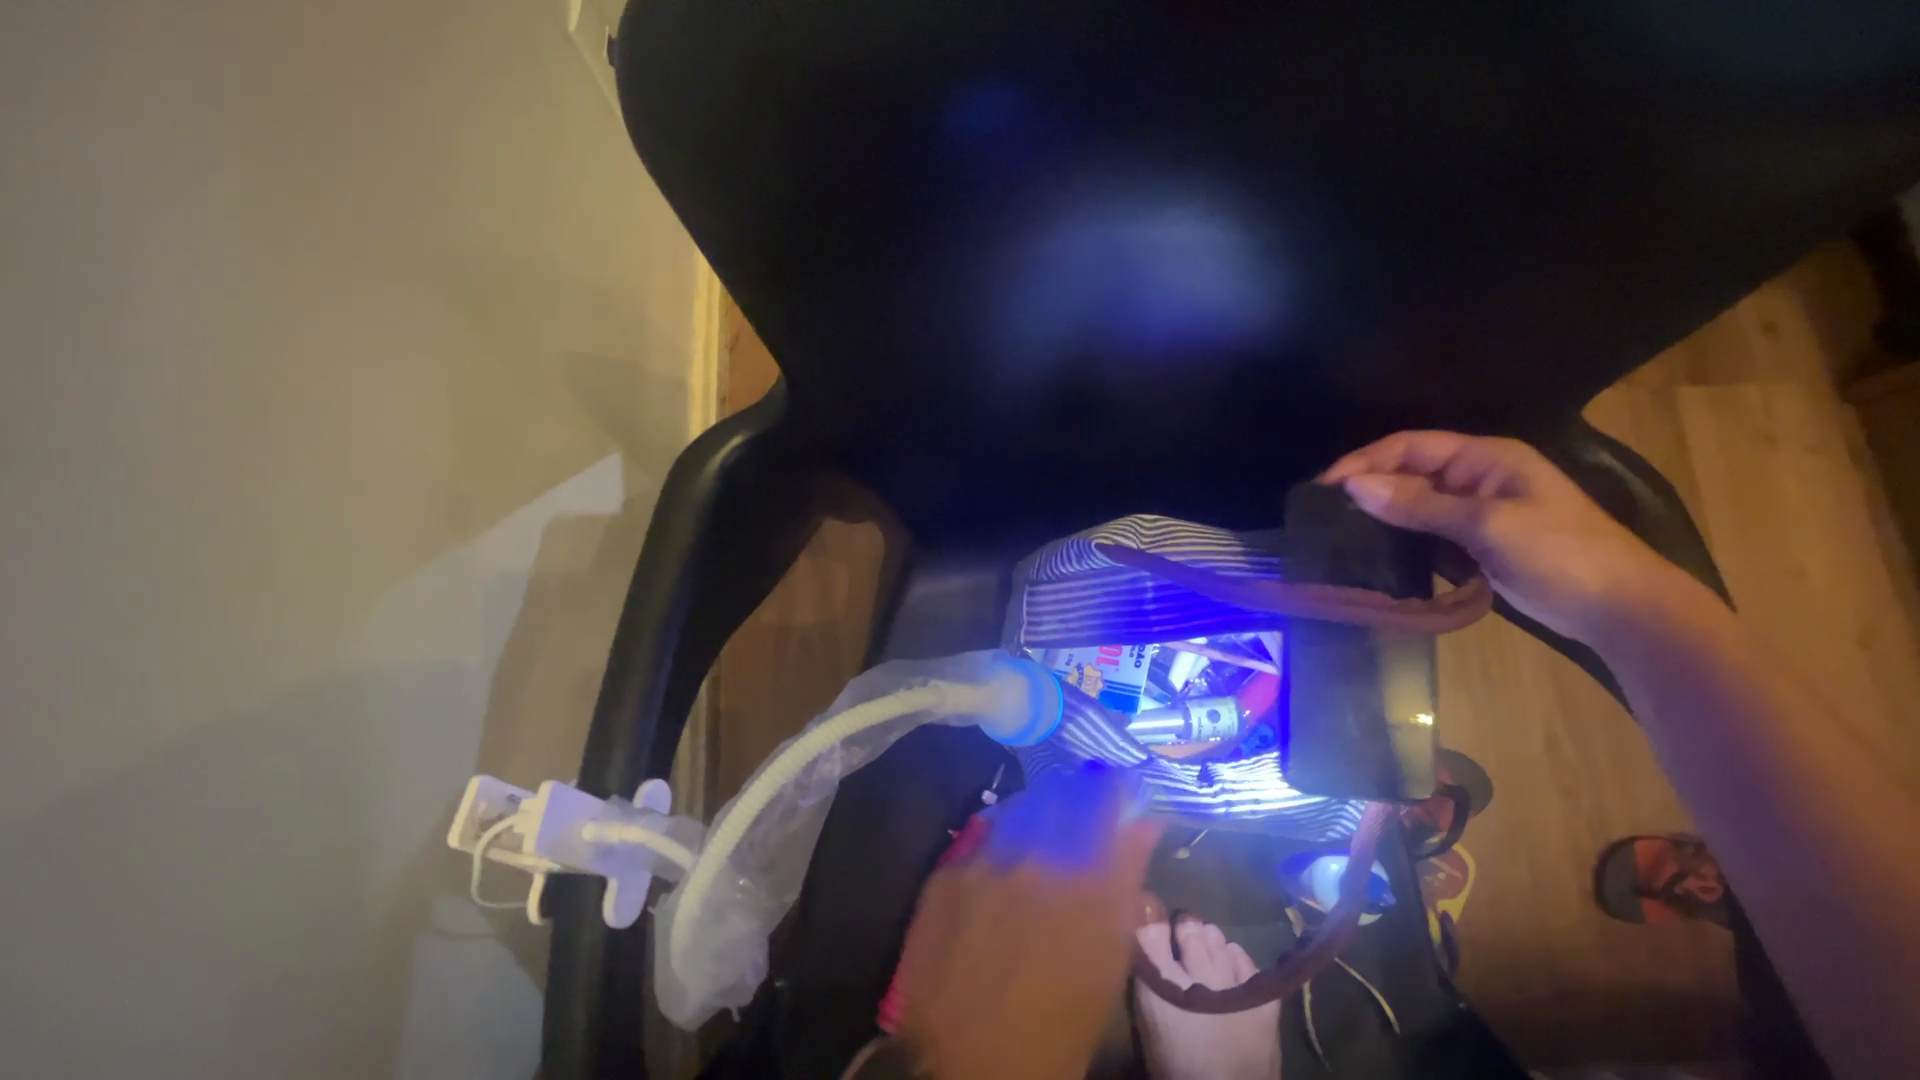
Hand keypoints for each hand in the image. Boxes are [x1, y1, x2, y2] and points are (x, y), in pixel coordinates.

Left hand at [896, 764, 1160, 1079]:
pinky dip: (1000, 842)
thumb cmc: (1059, 1022)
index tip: (1121, 783)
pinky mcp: (947, 874)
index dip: (1114, 787)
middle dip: (1076, 793)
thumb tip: (1142, 825)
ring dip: (1037, 811)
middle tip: (1082, 797)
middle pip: (1060, 795)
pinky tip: (1002, 864)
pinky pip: (982, 840)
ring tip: (1043, 826)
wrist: (969, 1061)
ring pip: (1018, 810)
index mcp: (1088, 880)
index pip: (1105, 801)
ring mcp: (986, 862)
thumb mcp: (1110, 958)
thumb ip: (1125, 881)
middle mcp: (1036, 858)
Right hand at [1134, 919, 1280, 1079]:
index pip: (1150, 933)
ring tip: (1206, 942)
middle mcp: (1195, 978)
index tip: (1152, 917)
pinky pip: (1245, 961)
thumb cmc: (1176, 1065)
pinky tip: (1230, 961)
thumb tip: (1145, 941)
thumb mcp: (1149, 1022)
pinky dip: (1235, 957)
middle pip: (1188, 931)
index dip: (1151, 921)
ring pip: (1217, 941)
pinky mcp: (1262, 999)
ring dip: (1209, 939)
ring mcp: (1232, 986)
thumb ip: (1147, 978)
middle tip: (1183, 930)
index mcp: (1159, 987)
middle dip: (1184, 928)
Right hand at [1320, 431, 1685, 644]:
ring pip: (1412, 503)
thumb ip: (1420, 505)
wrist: (1620, 608)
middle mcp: (1475, 477)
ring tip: (1336, 533)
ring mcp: (1475, 512)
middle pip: (1406, 472)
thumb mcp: (1488, 525)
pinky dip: (1397, 538)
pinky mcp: (1474, 543)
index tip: (1324, 489)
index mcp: (1484, 458)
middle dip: (1365, 487)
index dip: (1364, 462)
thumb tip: (1354, 487)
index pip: (1409, 447)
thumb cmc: (1561, 554)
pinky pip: (1424, 532)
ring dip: (1378, 514)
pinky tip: (1372, 552)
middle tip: (1322, 514)